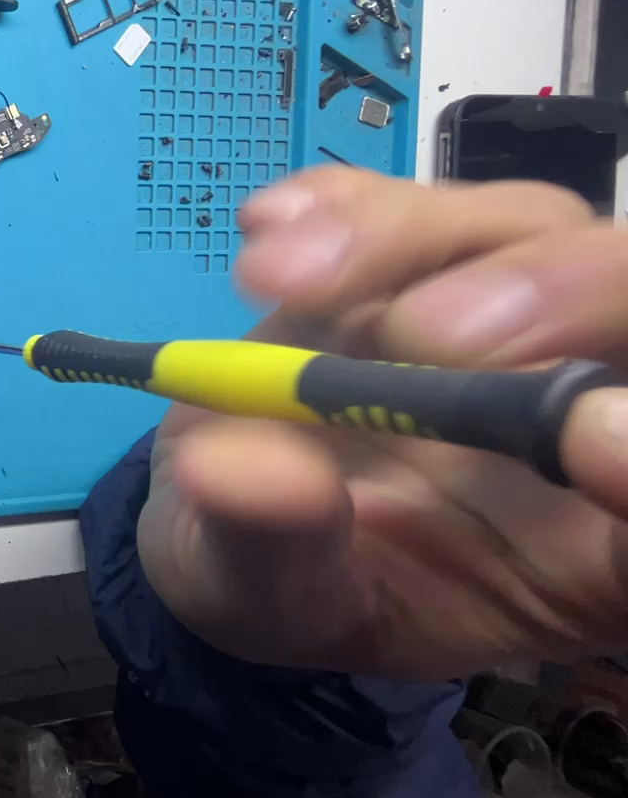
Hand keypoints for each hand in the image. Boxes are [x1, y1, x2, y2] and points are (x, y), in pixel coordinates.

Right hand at [138, 168, 627, 678]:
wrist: (209, 520)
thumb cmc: (261, 585)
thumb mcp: (256, 598)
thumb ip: (267, 547)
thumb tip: (236, 468)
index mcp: (599, 536)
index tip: (581, 444)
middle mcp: (568, 413)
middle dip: (564, 289)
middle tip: (417, 332)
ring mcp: (474, 327)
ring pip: (520, 228)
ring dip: (395, 236)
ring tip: (271, 278)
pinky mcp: (385, 273)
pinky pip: (396, 200)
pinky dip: (335, 199)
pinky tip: (267, 222)